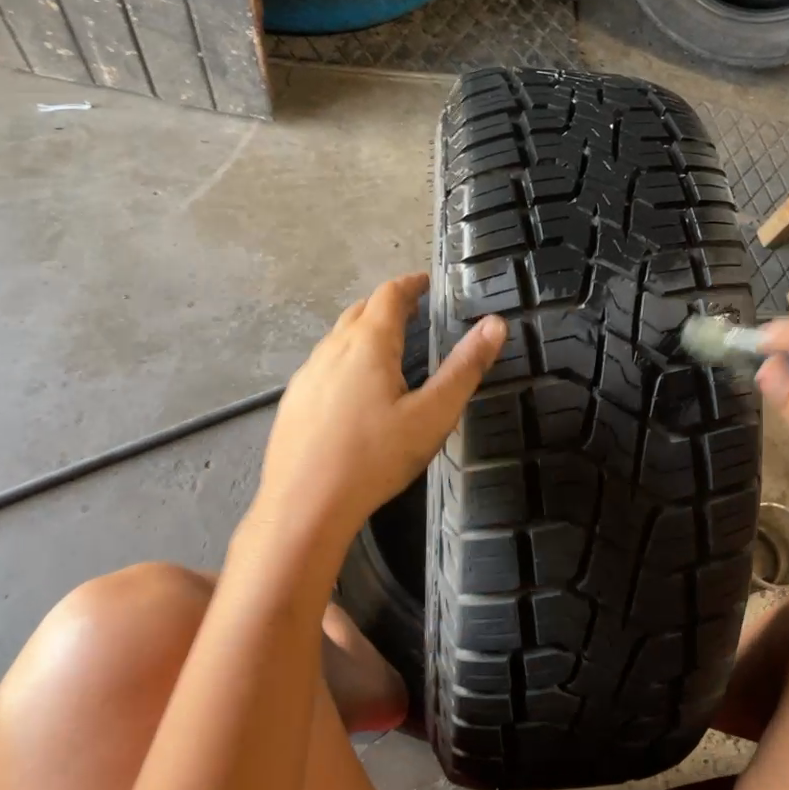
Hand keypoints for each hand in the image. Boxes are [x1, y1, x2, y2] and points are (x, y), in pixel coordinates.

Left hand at [248, 273, 505, 553]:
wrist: (305, 506)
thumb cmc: (374, 459)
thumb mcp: (432, 416)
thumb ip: (464, 368)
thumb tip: (495, 325)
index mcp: (367, 345)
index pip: (389, 295)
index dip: (410, 284)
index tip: (426, 282)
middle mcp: (331, 350)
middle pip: (360, 311)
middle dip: (388, 305)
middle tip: (414, 314)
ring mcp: (307, 376)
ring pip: (338, 339)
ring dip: (364, 332)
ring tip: (388, 349)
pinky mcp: (293, 403)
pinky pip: (323, 367)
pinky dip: (345, 361)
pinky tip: (355, 393)